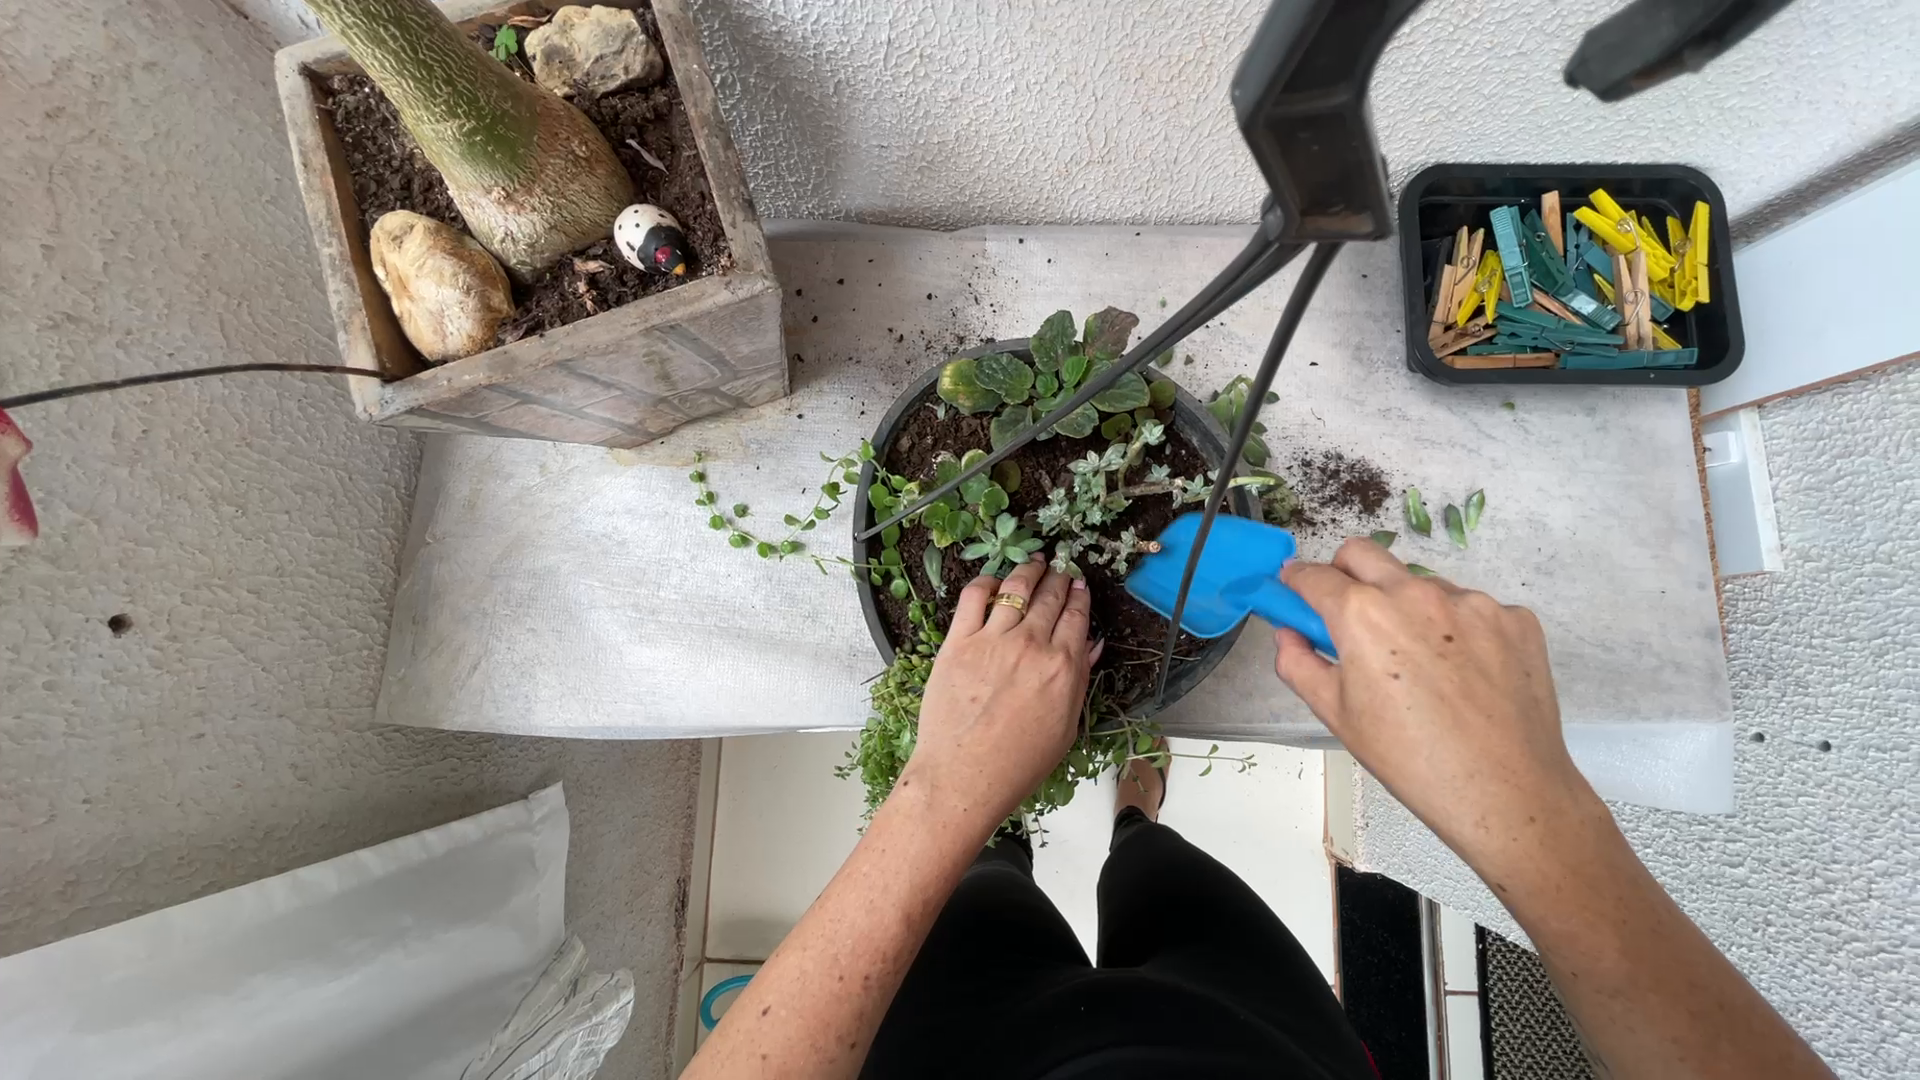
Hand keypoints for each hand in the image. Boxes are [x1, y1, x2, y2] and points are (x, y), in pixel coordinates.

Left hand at [904, 555, 1097, 825]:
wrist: (964, 776)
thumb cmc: (1019, 762)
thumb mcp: (1065, 726)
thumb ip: (1080, 680)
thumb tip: (1092, 645)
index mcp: (1063, 667)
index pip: (1076, 616)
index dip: (1079, 595)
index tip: (1078, 584)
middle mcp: (1031, 645)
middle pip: (1049, 597)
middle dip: (1057, 578)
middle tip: (1058, 568)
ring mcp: (993, 640)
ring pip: (1017, 589)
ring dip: (1028, 571)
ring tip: (1034, 563)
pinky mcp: (958, 641)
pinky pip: (974, 597)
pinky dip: (987, 582)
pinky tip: (994, 582)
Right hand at [1274, 538, 1594, 862]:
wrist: (1507, 793)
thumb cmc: (1408, 758)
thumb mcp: (1334, 713)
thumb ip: (1297, 662)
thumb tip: (1289, 634)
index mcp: (1363, 614)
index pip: (1313, 576)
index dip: (1295, 582)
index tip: (1292, 592)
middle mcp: (1416, 593)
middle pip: (1362, 554)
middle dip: (1341, 573)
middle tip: (1345, 613)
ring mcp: (1472, 601)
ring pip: (1418, 582)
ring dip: (1403, 604)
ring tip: (1416, 659)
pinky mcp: (1515, 618)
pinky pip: (1469, 607)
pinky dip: (1454, 626)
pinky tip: (1462, 670)